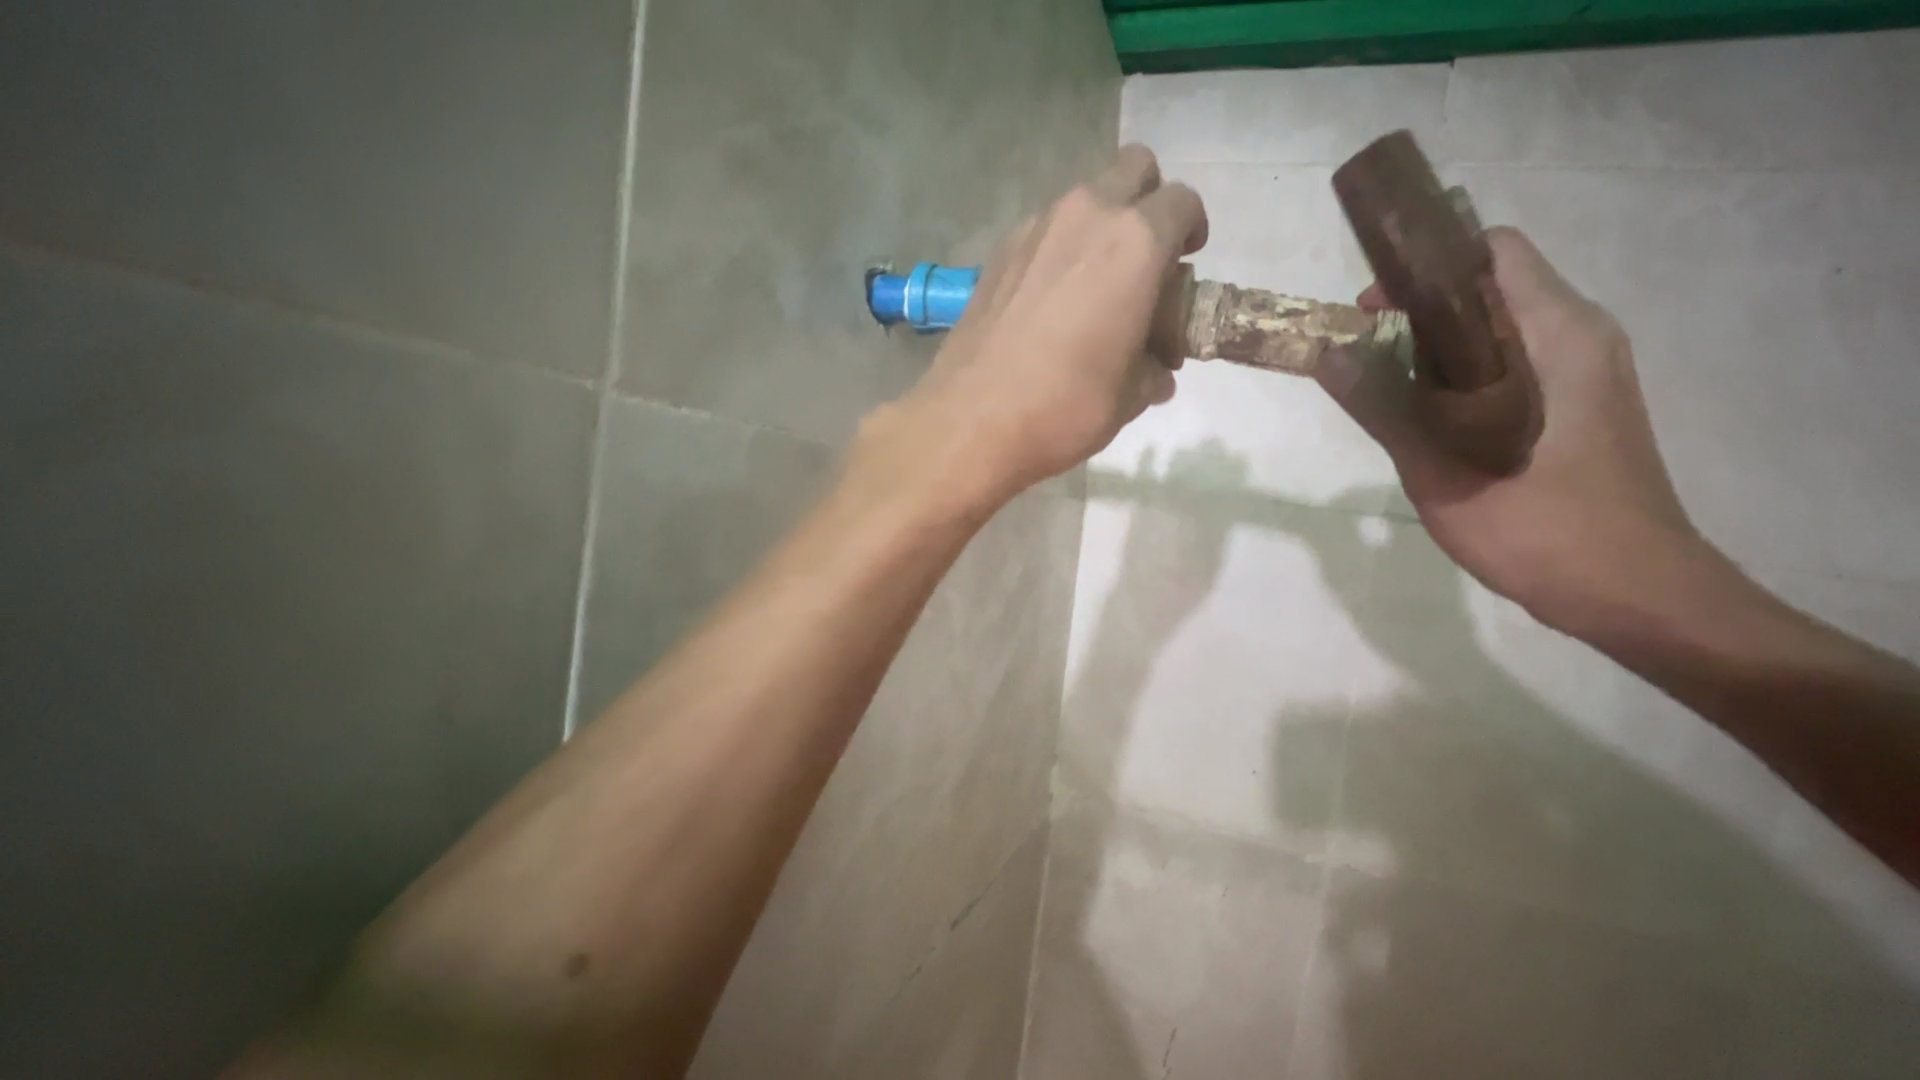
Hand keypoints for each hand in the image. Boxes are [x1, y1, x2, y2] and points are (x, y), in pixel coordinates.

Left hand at [869, 145, 1207, 506]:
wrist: (973, 420)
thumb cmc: (1067, 405)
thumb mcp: (1132, 394)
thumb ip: (1154, 366)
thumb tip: (1154, 369)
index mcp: (1134, 241)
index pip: (1183, 203)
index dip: (1192, 231)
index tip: (1185, 266)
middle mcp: (1086, 215)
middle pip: (1134, 170)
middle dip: (1148, 203)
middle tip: (1146, 259)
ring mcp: (1035, 227)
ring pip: (1084, 198)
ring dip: (1101, 227)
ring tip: (1096, 288)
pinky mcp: (998, 251)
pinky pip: (1045, 229)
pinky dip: (1060, 249)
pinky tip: (1052, 302)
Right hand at [1317, 226, 1707, 631]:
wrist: (1638, 594)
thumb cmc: (1544, 530)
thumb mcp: (1443, 473)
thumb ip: (1384, 410)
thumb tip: (1324, 356)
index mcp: (1559, 335)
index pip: (1491, 251)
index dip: (1424, 266)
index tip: (1371, 309)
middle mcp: (1583, 335)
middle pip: (1494, 286)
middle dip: (1423, 308)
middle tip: (1366, 352)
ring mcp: (1591, 369)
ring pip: (1505, 326)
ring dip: (1443, 344)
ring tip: (1391, 385)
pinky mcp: (1587, 401)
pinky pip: (1520, 359)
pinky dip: (1470, 371)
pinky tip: (1436, 416)